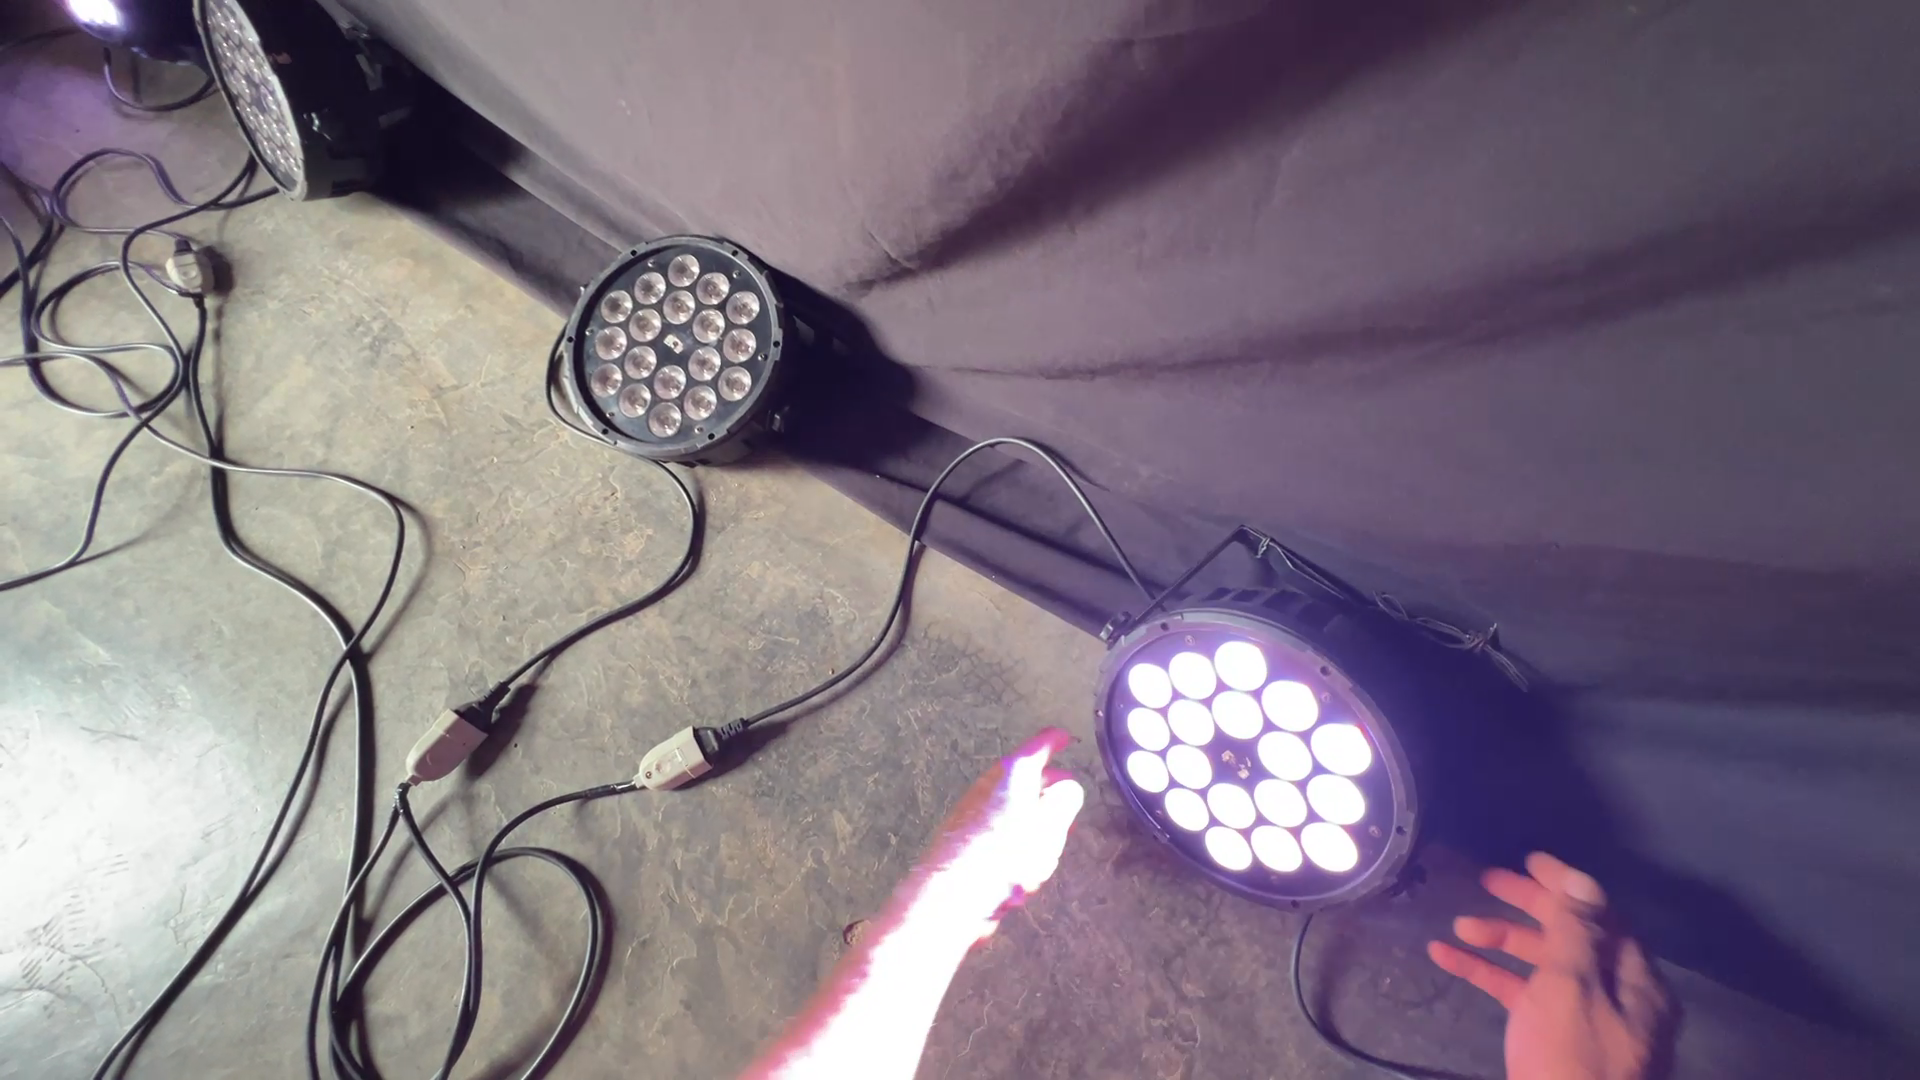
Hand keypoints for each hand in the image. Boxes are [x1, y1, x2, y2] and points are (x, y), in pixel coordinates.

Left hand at [902, 728, 1085, 943]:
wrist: (951, 894)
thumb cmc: (1003, 857)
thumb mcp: (1048, 827)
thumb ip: (1064, 802)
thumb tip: (1069, 787)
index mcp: (1013, 774)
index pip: (1038, 746)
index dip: (1055, 740)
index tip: (1064, 737)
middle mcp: (991, 784)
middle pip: (1026, 776)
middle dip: (1050, 787)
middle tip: (1067, 798)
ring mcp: (976, 810)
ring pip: (1015, 804)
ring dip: (1036, 818)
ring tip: (1050, 841)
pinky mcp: (967, 837)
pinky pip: (1001, 828)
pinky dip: (1018, 838)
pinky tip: (1023, 865)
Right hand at [1428, 853, 1675, 1079]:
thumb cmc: (1573, 1057)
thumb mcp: (1572, 987)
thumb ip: (1576, 932)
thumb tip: (1580, 881)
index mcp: (1632, 982)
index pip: (1603, 917)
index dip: (1566, 885)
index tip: (1527, 859)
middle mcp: (1613, 994)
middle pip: (1570, 934)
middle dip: (1527, 905)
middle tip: (1486, 880)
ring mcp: (1582, 1015)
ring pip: (1540, 959)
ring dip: (1499, 936)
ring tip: (1459, 926)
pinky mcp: (1551, 1032)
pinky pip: (1516, 989)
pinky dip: (1483, 969)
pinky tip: (1444, 955)